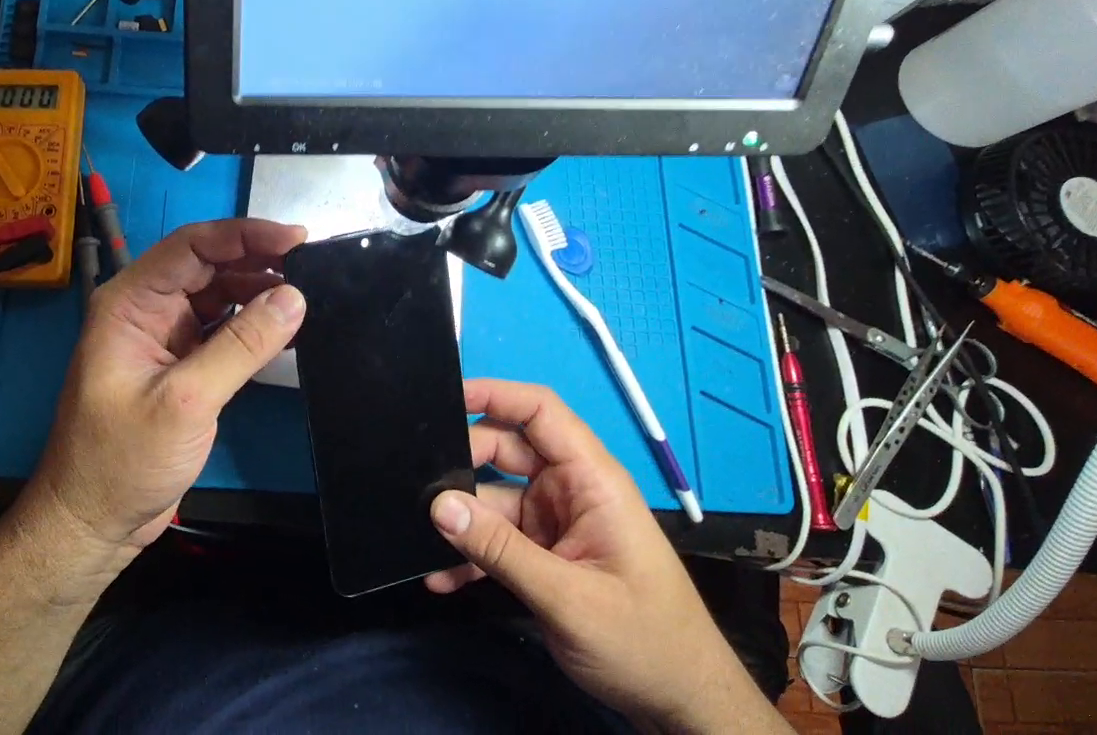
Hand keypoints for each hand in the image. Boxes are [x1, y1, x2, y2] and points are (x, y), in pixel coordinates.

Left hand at [19, 218, 307, 578]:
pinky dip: (255, 326)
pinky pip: (224, 330)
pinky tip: (289, 328)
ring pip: (220, 296)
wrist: (93, 523)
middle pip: (209, 266)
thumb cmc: (123, 460)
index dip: (245, 235)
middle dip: (259, 260)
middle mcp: (147, 309)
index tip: (297, 237)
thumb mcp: (185, 401)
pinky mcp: (183, 365)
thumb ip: (241, 346)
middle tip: (314, 264)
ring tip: (311, 294)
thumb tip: (295, 297)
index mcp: (131, 302)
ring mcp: (166, 337)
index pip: (192, 247)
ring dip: (261, 292)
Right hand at [426, 380, 784, 732]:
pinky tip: (439, 578)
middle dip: (462, 462)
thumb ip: (500, 550)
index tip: (444, 396)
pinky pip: (498, 540)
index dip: (495, 394)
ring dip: (459, 519)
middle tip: (416, 486)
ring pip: (493, 499)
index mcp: (591, 480)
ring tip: (415, 535)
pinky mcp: (545, 555)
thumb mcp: (567, 597)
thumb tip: (438, 505)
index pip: (541, 413)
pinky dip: (470, 556)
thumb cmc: (643, 641)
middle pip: (506, 450)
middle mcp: (570, 490)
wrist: (681, 702)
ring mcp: (556, 522)